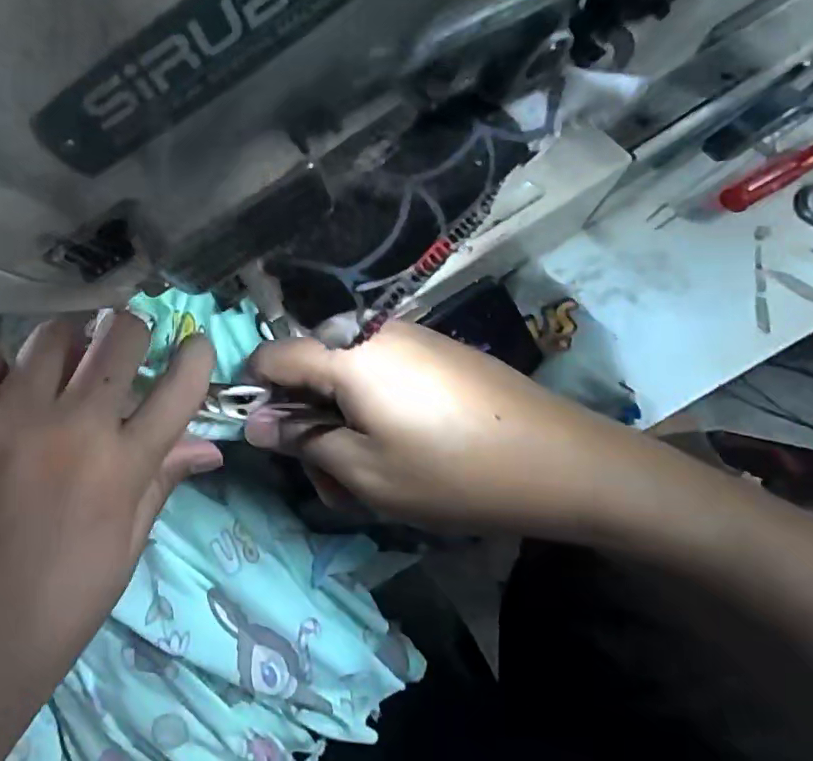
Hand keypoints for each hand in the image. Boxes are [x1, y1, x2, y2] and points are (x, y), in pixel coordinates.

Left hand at [0, 314, 219, 760]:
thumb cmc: (40, 624)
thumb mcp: (117, 561)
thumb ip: (159, 487)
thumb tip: (207, 446)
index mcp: (120, 470)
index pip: (180, 386)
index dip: (195, 356)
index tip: (192, 348)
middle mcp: (69, 430)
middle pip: (120, 336)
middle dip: (131, 334)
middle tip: (119, 355)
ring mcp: (1, 421)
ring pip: (52, 336)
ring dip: (66, 349)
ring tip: (54, 377)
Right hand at [244, 322, 637, 539]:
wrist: (557, 458)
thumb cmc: (450, 471)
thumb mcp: (365, 471)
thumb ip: (303, 441)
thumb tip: (255, 422)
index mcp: (348, 353)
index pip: (274, 354)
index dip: (255, 393)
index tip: (266, 437)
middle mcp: (373, 331)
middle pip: (312, 367)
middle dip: (308, 420)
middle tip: (332, 480)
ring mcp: (410, 337)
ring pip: (348, 375)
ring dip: (344, 422)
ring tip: (371, 476)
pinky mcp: (438, 350)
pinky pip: (383, 371)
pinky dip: (375, 407)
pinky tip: (403, 449)